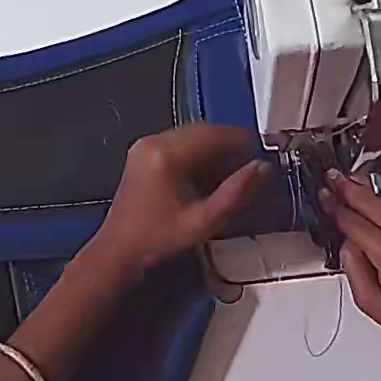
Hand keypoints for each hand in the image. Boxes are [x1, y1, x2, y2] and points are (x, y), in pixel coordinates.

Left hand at [85, 124, 271, 276]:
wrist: (119, 250)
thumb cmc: (158, 239)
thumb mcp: (203, 222)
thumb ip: (236, 194)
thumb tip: (262, 168)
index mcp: (166, 155)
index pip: (214, 134)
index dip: (242, 141)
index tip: (260, 155)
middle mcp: (153, 142)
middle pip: (203, 130)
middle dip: (229, 145)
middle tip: (249, 166)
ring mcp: (145, 145)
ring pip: (192, 134)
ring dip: (214, 149)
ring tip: (229, 175)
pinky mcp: (143, 152)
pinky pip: (179, 142)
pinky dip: (198, 153)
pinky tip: (206, 177)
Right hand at [319, 172, 380, 367]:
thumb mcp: (374, 305)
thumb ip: (354, 269)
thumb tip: (348, 241)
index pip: (353, 220)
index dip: (334, 205)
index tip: (324, 196)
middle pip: (371, 198)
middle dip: (347, 186)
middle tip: (333, 177)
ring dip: (372, 182)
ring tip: (356, 178)